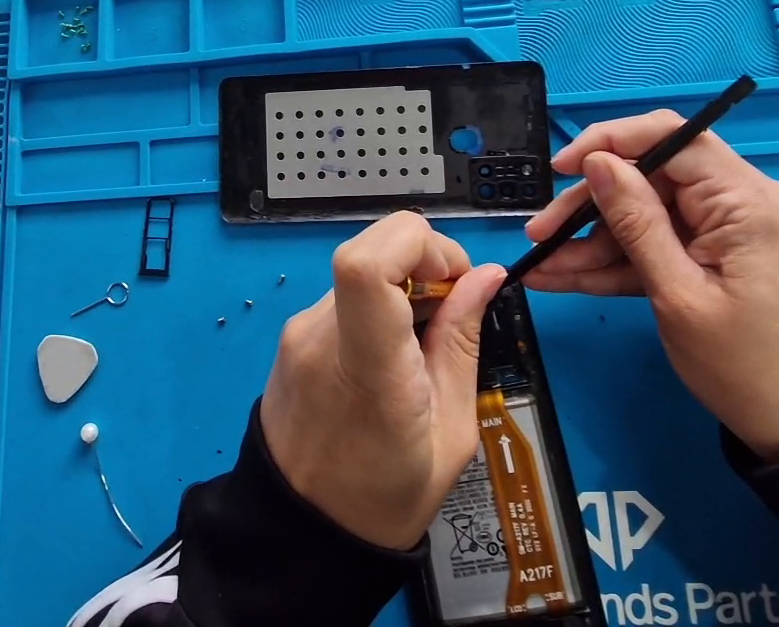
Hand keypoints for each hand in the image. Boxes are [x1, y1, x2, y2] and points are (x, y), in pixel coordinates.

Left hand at [261, 211, 506, 548]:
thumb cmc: (385, 496)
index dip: (418, 246)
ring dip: (403, 283)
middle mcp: (319, 335)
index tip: (453, 277)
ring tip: (424, 339)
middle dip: (424, 259)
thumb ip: (462, 341)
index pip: (367, 263)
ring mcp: (299, 331)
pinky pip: (345, 294)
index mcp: (365, 366)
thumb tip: (486, 276)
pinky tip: (394, 348)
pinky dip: (379, 302)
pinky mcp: (293, 334)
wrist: (301, 532)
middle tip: (454, 305)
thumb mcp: (450, 431)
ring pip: (362, 268)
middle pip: (370, 250)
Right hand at [524, 111, 778, 460]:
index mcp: (742, 200)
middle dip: (588, 204)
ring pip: (642, 214)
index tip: (562, 168)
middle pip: (647, 177)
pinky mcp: (711, 256)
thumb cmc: (748, 366)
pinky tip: (565, 277)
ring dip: (591, 241)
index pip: (670, 137)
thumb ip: (636, 224)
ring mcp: (723, 230)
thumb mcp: (679, 295)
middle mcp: (736, 202)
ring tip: (542, 266)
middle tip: (540, 234)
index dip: (609, 141)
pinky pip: (654, 245)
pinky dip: (614, 262)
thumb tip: (598, 163)